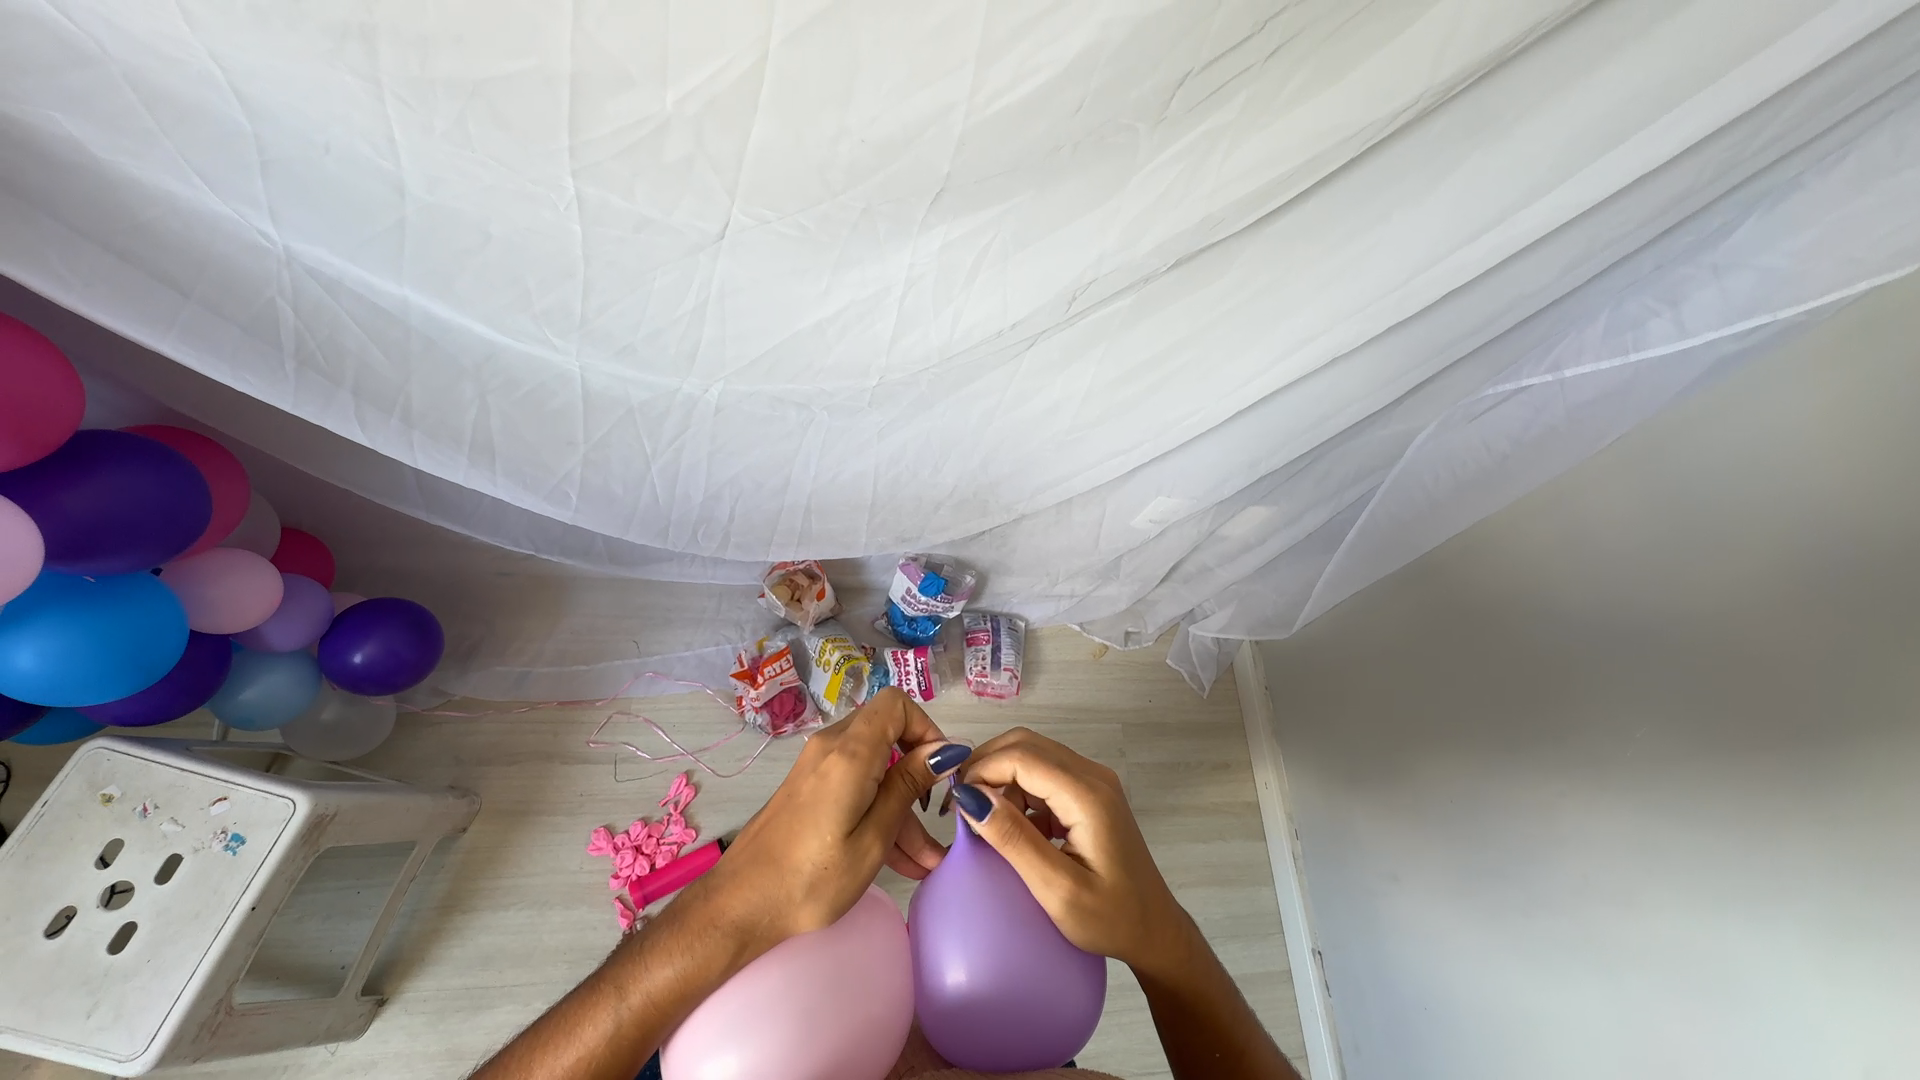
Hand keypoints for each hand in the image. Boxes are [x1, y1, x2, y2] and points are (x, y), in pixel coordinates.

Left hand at [686, 688, 972, 946]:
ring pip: (875, 770)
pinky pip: (856, 788)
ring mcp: (819, 769)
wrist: (739, 907)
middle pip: (888, 738)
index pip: (896, 704)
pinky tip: (902, 861)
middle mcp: (832, 748)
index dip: (926, 728)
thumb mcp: (873, 838)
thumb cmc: (811, 879)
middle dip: (919, 778)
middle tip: (938, 823)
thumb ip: (909, 787)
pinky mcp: (811, 790)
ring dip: (903, 809)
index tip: (941, 771)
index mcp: (849, 752)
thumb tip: (945, 749)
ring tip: (927, 862)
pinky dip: (879, 815)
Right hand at [952, 727, 1185, 969]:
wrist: (1154, 931)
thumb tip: (971, 798)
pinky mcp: (1089, 794)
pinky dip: (1017, 790)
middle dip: (986, 767)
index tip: (954, 806)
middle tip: (961, 807)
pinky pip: (1043, 774)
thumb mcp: (1057, 889)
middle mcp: (1092, 775)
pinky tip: (1009, 826)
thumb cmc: (1110, 919)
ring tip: (982, 821)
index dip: (981, 771)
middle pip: (1025, 744)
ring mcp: (1093, 781)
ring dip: (1000, 778)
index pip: (1021, 756)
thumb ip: (1014, 840)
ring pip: (1032, 755)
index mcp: (1087, 795)